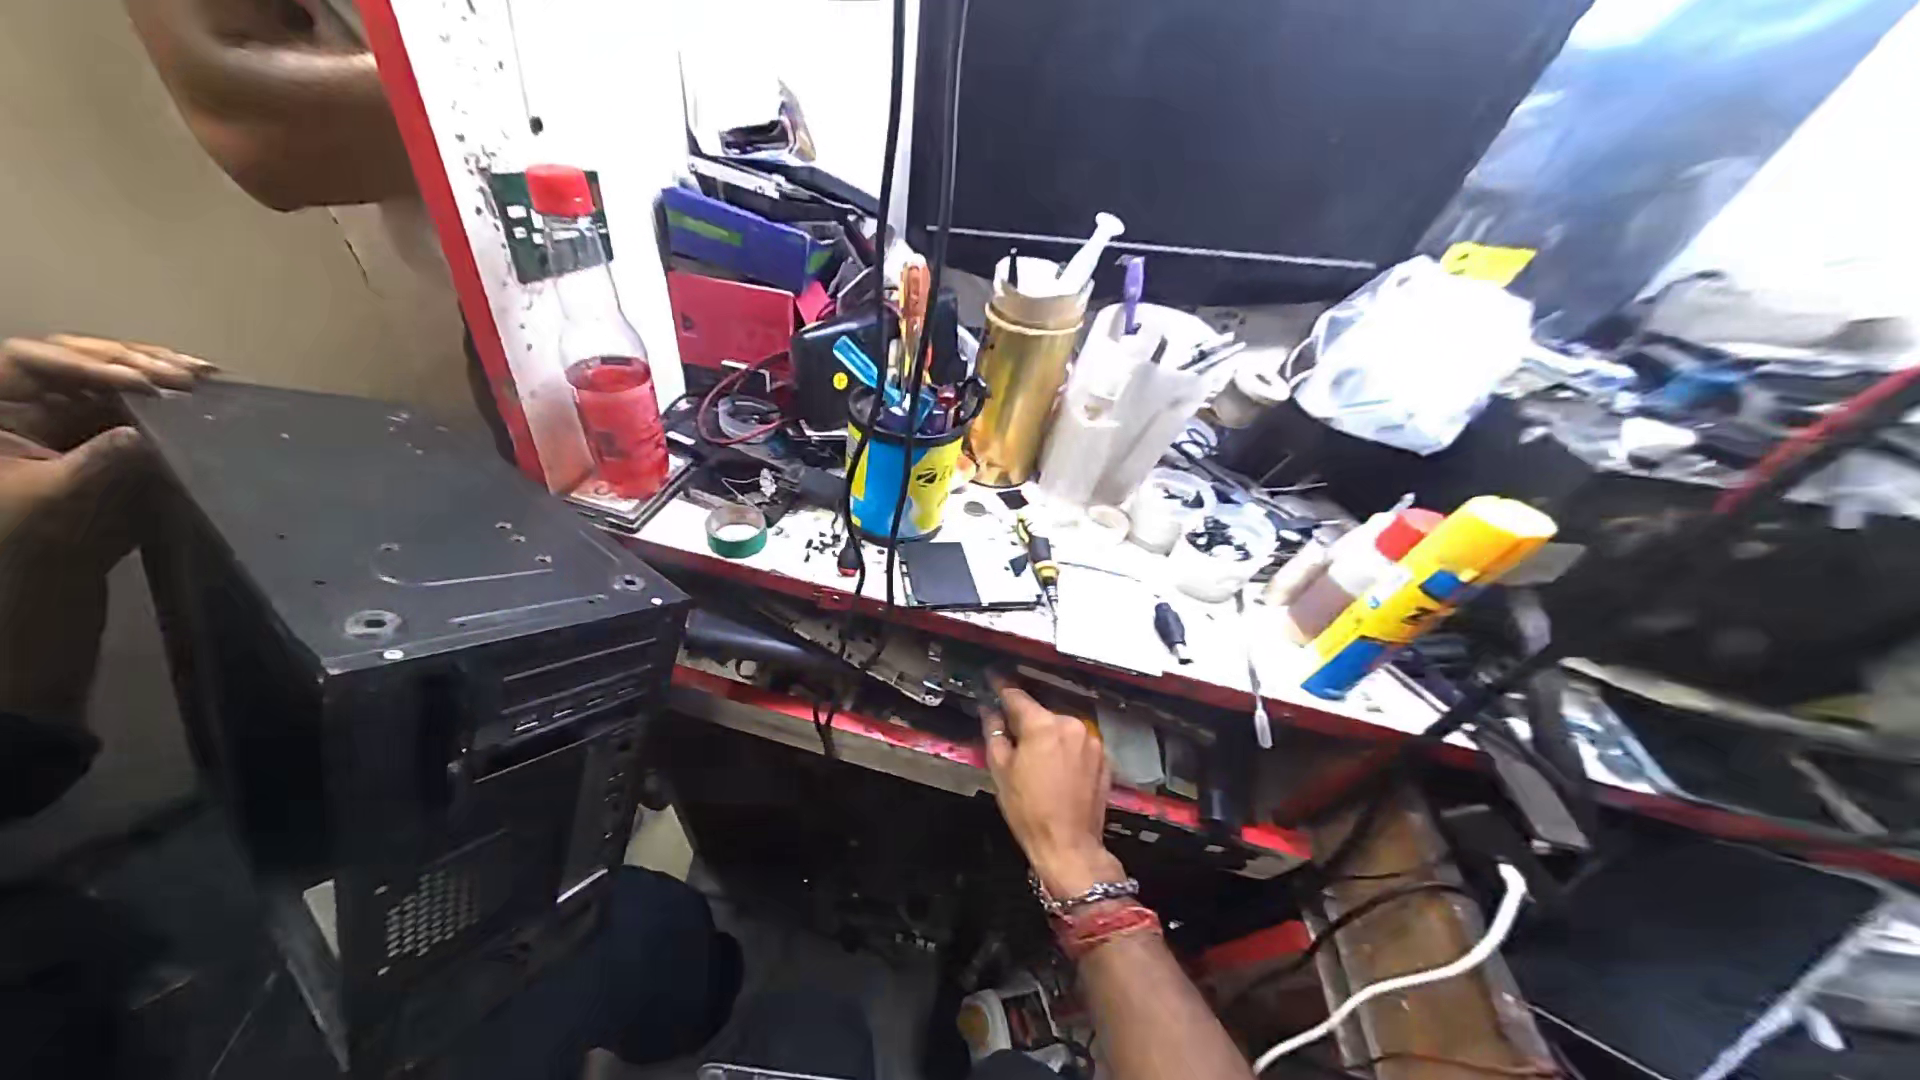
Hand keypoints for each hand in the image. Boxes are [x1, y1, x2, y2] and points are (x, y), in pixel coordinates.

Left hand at [0, 333, 206, 725]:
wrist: (42, 576)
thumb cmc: (31, 540)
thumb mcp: (58, 502)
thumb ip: (98, 464)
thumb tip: (143, 430)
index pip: (23, 363)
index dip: (85, 367)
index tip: (147, 386)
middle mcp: (14, 401)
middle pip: (67, 357)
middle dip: (129, 360)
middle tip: (186, 374)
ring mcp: (60, 413)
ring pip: (102, 371)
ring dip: (154, 367)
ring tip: (202, 375)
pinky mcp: (99, 429)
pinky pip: (131, 397)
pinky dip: (167, 389)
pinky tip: (204, 387)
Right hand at [980, 673, 1125, 898]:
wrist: (1068, 845)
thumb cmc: (1029, 810)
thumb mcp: (1001, 770)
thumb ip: (994, 733)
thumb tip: (990, 712)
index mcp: (1043, 724)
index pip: (1017, 696)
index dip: (1001, 689)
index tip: (993, 681)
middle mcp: (1071, 725)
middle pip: (1041, 712)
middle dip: (1026, 720)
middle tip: (1012, 735)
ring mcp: (1091, 740)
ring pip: (1061, 727)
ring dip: (1048, 734)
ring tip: (1036, 758)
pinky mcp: (1103, 757)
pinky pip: (1078, 742)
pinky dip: (1066, 747)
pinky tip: (1057, 768)